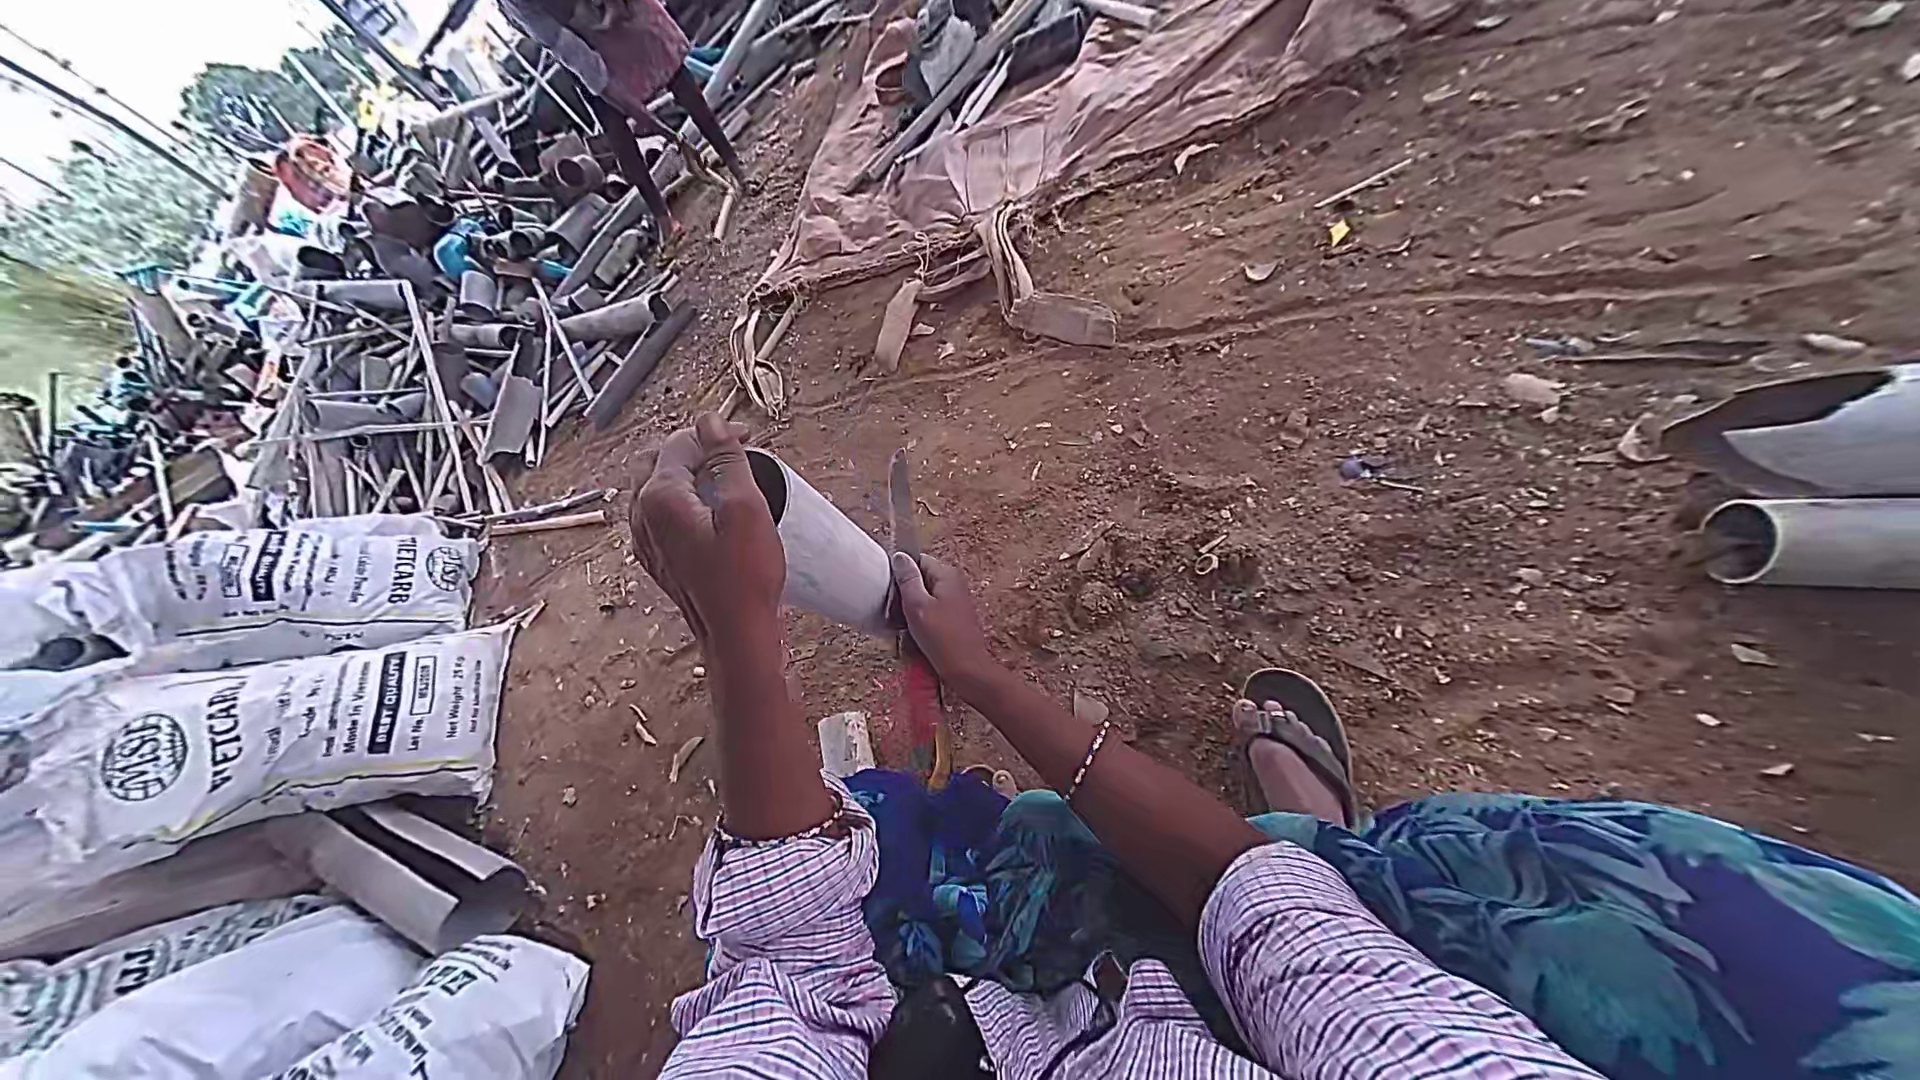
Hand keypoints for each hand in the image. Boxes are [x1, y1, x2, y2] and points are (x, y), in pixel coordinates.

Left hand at [630, 413, 783, 647]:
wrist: (738, 633)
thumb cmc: (745, 578)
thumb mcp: (746, 508)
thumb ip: (726, 460)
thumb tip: (710, 422)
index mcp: (660, 499)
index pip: (681, 444)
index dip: (717, 435)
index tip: (748, 438)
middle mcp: (643, 517)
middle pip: (664, 463)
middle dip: (700, 451)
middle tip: (737, 453)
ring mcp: (648, 541)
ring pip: (662, 488)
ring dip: (693, 475)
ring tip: (730, 479)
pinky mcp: (661, 559)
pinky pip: (666, 515)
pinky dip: (688, 501)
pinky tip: (715, 512)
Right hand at [890, 552, 997, 689]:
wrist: (967, 670)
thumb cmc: (942, 638)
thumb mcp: (917, 605)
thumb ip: (908, 579)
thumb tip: (900, 556)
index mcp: (947, 575)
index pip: (918, 560)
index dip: (902, 573)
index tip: (892, 590)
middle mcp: (954, 583)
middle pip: (921, 579)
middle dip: (906, 593)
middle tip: (897, 610)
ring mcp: (956, 601)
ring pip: (924, 597)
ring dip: (912, 609)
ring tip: (905, 625)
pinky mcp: (954, 618)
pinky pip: (931, 611)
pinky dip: (921, 620)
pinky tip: (916, 634)